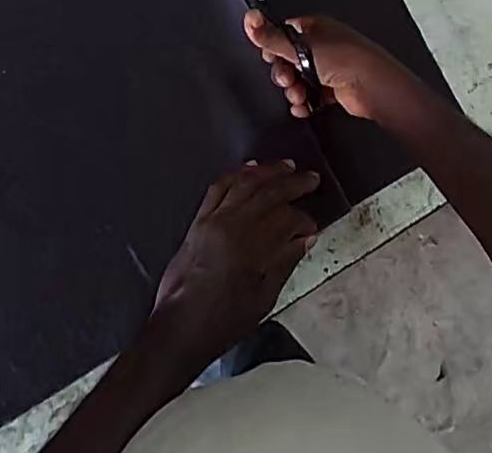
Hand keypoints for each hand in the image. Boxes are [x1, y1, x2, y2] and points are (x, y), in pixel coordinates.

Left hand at [146, 161, 319, 370]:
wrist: (179, 326)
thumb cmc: (224, 320)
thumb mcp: (263, 299)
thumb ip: (284, 263)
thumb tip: (305, 239)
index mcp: (251, 247)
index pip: (286, 219)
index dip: (303, 220)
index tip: (312, 226)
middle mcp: (232, 225)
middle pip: (268, 193)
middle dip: (294, 184)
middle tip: (312, 178)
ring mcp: (213, 218)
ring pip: (245, 183)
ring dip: (268, 171)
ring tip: (287, 166)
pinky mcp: (199, 219)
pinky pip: (218, 187)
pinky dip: (236, 174)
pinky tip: (249, 168)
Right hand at [243, 11, 438, 120]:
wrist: (374, 87)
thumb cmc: (346, 59)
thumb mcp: (302, 48)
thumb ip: (272, 37)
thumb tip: (249, 18)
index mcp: (315, 27)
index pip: (285, 33)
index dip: (274, 46)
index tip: (270, 57)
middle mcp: (322, 45)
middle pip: (289, 59)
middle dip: (284, 73)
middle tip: (287, 80)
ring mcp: (329, 67)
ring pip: (299, 79)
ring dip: (293, 90)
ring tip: (298, 96)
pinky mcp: (334, 88)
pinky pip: (310, 95)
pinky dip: (304, 102)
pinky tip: (304, 106)